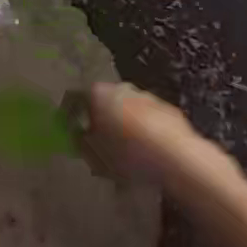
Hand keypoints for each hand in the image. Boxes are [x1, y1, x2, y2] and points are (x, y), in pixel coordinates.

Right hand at [76, 82, 239, 192]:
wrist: (178, 158)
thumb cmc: (127, 154)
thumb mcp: (93, 155)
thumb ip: (80, 142)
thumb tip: (77, 135)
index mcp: (98, 93)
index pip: (75, 97)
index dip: (68, 114)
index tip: (67, 130)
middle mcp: (122, 88)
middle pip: (103, 101)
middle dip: (98, 119)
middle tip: (95, 142)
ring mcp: (148, 97)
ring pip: (127, 110)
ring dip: (122, 126)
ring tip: (122, 153)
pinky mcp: (169, 111)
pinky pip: (147, 121)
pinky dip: (143, 133)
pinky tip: (145, 155)